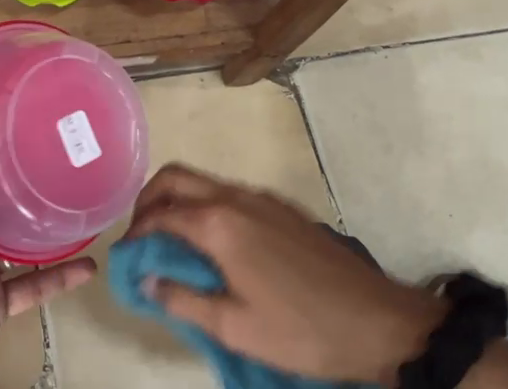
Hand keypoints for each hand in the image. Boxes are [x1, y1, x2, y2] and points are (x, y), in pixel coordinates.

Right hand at [124, 164, 443, 385]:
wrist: (381, 324)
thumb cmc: (304, 330)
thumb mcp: (236, 328)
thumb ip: (183, 299)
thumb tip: (145, 277)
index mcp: (218, 224)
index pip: (159, 214)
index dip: (135, 233)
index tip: (126, 257)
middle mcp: (234, 197)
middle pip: (175, 178)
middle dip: (149, 201)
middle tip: (142, 236)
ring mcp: (261, 198)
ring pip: (202, 181)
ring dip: (177, 200)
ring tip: (172, 241)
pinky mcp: (282, 207)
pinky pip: (228, 191)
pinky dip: (205, 205)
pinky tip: (213, 243)